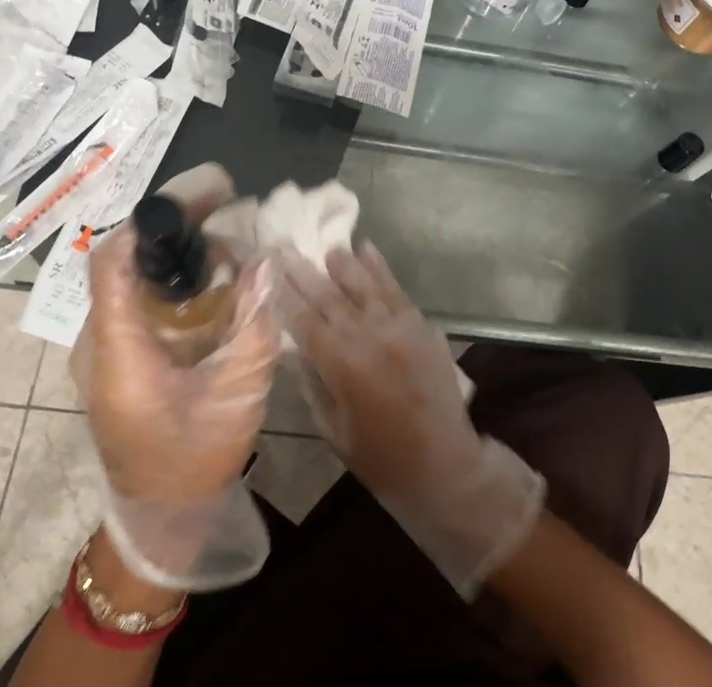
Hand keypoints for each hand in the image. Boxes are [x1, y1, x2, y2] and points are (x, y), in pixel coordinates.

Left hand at [72, 163, 279, 589]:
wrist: (160, 518)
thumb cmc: (195, 460)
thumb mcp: (238, 392)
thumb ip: (254, 323)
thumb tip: (267, 260)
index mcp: (118, 349)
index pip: (115, 259)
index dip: (157, 217)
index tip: (210, 192)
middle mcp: (100, 340)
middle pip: (127, 260)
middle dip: (177, 226)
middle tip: (229, 203)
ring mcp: (106, 349)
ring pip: (135, 278)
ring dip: (181, 253)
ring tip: (232, 243)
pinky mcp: (119, 357)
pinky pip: (143, 302)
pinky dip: (179, 281)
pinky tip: (217, 281)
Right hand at [279, 243, 543, 597]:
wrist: (443, 464)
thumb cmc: (379, 457)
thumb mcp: (332, 428)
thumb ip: (314, 383)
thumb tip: (299, 348)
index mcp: (342, 366)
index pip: (304, 321)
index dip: (285, 295)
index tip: (268, 270)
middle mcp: (369, 337)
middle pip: (330, 297)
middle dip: (305, 272)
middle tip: (285, 246)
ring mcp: (400, 328)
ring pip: (365, 286)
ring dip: (344, 264)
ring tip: (328, 247)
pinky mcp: (423, 327)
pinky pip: (397, 291)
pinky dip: (381, 269)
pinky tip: (368, 250)